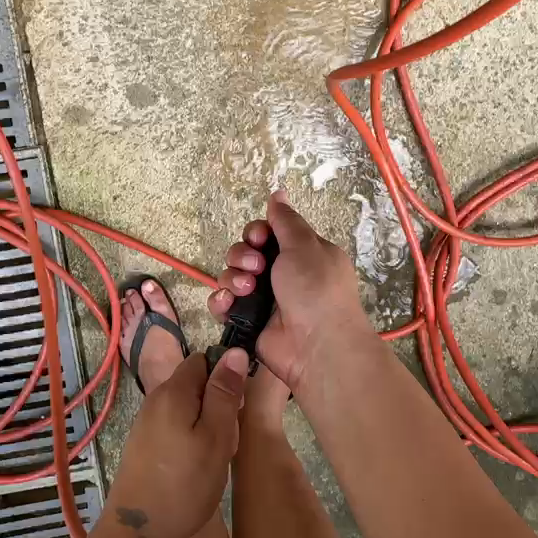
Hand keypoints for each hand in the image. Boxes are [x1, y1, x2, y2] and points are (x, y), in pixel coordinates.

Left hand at [105, 348, 248, 537]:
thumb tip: (235, 352)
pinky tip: (196, 468)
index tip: (237, 407)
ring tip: (214, 458)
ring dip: (205, 426)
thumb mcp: (216, 437)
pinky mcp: (143, 445)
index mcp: (172, 391)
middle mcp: (154, 400)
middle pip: (194, 385)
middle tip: (228, 440)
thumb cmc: (185, 483)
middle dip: (216, 405)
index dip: (224, 376)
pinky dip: (190, 441)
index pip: (202, 360)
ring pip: (186, 409)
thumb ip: (225, 393)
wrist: (139, 531)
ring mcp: (146, 423)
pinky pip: (174, 428)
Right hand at [207, 191, 372, 393]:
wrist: (316, 344)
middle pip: (243, 252)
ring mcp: (262, 299)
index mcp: (299, 254)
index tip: (259, 239)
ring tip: (246, 289)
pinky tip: (228, 303)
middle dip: (242, 255)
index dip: (256, 233)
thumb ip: (286, 220)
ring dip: (232, 278)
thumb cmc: (317, 289)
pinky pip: (222, 304)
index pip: (265, 234)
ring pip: (230, 276)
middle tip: (255, 267)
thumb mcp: (305, 246)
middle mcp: (280, 275)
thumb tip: (278, 192)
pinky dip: (221, 301)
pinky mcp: (246, 321)